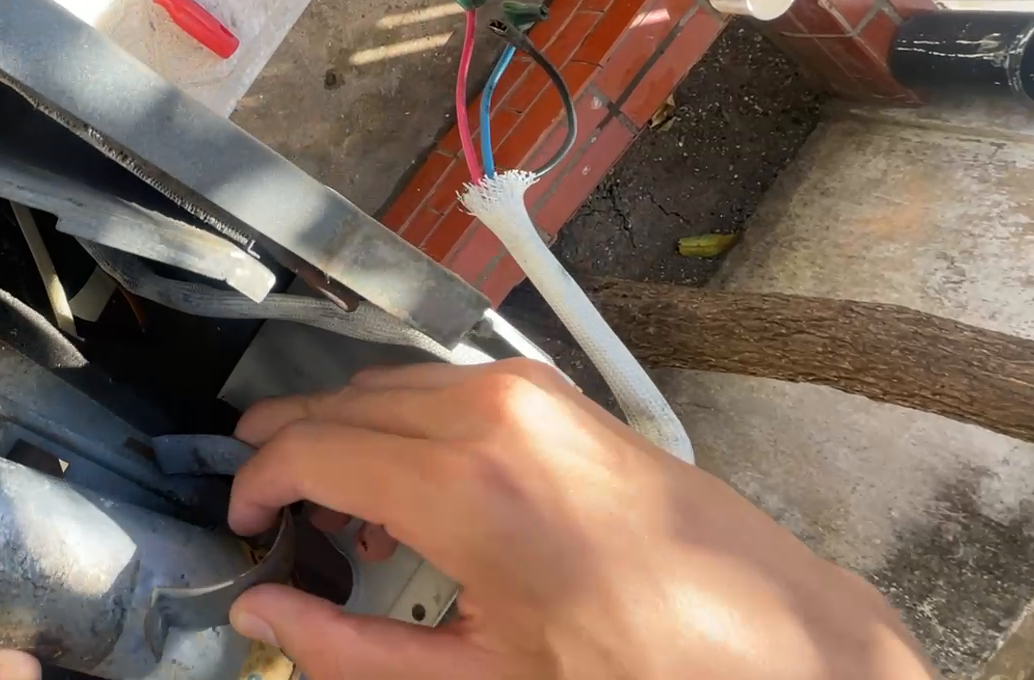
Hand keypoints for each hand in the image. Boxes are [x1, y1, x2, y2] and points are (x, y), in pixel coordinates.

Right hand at [226, 361, 934, 679]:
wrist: (793, 646)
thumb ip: (345, 651)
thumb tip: (254, 612)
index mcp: (464, 485)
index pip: (311, 450)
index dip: (257, 482)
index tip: (240, 522)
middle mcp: (479, 407)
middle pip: (334, 404)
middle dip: (282, 447)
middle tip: (264, 506)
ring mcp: (513, 383)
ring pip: (375, 386)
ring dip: (334, 432)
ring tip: (327, 505)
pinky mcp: (537, 381)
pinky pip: (426, 385)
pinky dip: (386, 421)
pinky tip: (399, 483)